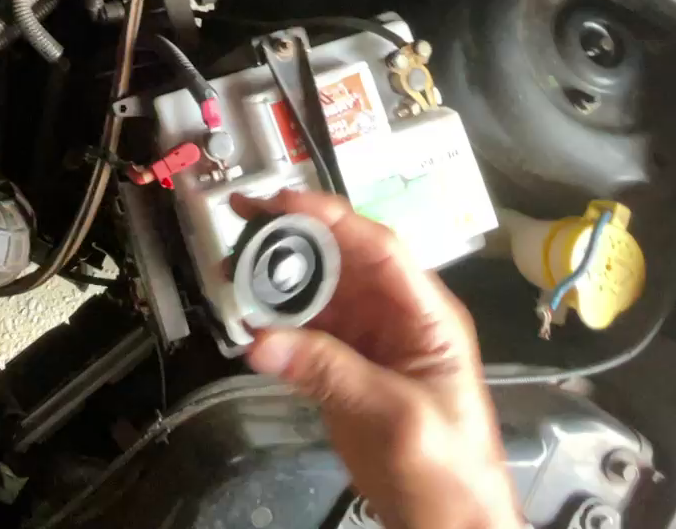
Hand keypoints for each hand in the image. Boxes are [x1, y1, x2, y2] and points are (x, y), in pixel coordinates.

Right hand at [235, 190, 517, 528]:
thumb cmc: (447, 472)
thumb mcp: (397, 419)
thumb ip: (330, 372)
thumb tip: (257, 340)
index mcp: (423, 311)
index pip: (376, 245)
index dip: (328, 217)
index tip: (278, 203)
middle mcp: (391, 310)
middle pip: (338, 255)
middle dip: (290, 232)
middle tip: (239, 216)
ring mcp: (363, 334)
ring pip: (313, 284)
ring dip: (272, 272)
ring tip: (228, 266)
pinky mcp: (339, 359)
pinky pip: (300, 323)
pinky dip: (270, 315)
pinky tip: (242, 313)